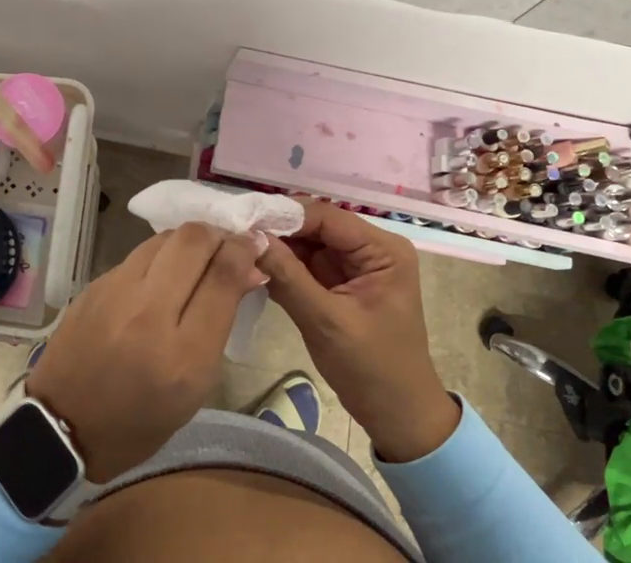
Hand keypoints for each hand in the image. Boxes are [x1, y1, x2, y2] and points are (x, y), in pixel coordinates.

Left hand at [27, 222, 265, 481]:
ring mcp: (116, 293)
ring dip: (188, 240)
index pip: (224, 276)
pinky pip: (137, 255)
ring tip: (196, 256)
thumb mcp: (194, 389)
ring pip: (163, 238)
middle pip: (193, 241)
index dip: (245, 251)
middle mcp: (150, 314)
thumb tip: (246, 274)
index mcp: (184, 354)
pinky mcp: (94, 285)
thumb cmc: (139, 423)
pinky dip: (159, 256)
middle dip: (218, 235)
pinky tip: (162, 273)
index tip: (254, 245)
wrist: (62, 427)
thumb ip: (220, 325)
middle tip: (227, 245)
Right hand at [257, 199, 458, 461]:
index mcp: (382, 250)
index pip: (326, 217)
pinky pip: (304, 264)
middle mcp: (370, 248)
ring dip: (275, 248)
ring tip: (236, 249)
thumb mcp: (327, 323)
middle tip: (233, 236)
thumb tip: (251, 237)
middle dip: (276, 231)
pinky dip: (281, 266)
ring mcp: (353, 265)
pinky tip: (252, 267)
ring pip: (306, 243)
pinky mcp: (338, 283)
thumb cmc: (372, 369)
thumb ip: (289, 277)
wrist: (397, 415)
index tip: (243, 221)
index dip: (285, 216)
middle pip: (315, 226)